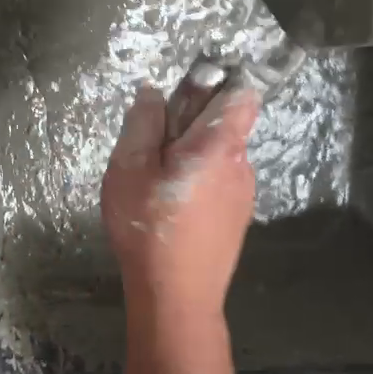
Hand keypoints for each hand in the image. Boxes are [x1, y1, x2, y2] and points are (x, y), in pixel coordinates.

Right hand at [101, 71, 261, 319]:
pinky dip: (194, 174)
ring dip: (188, 149)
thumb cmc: (148, 224)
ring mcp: (242, 193)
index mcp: (219, 145)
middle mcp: (240, 165)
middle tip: (148, 137)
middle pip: (223, 122)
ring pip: (216, 151)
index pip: (242, 94)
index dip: (221, 77)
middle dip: (189, 118)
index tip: (189, 79)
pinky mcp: (235, 217)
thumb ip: (143, 122)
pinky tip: (166, 199)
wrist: (176, 296)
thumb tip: (154, 92)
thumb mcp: (130, 165)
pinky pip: (216, 177)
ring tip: (151, 173)